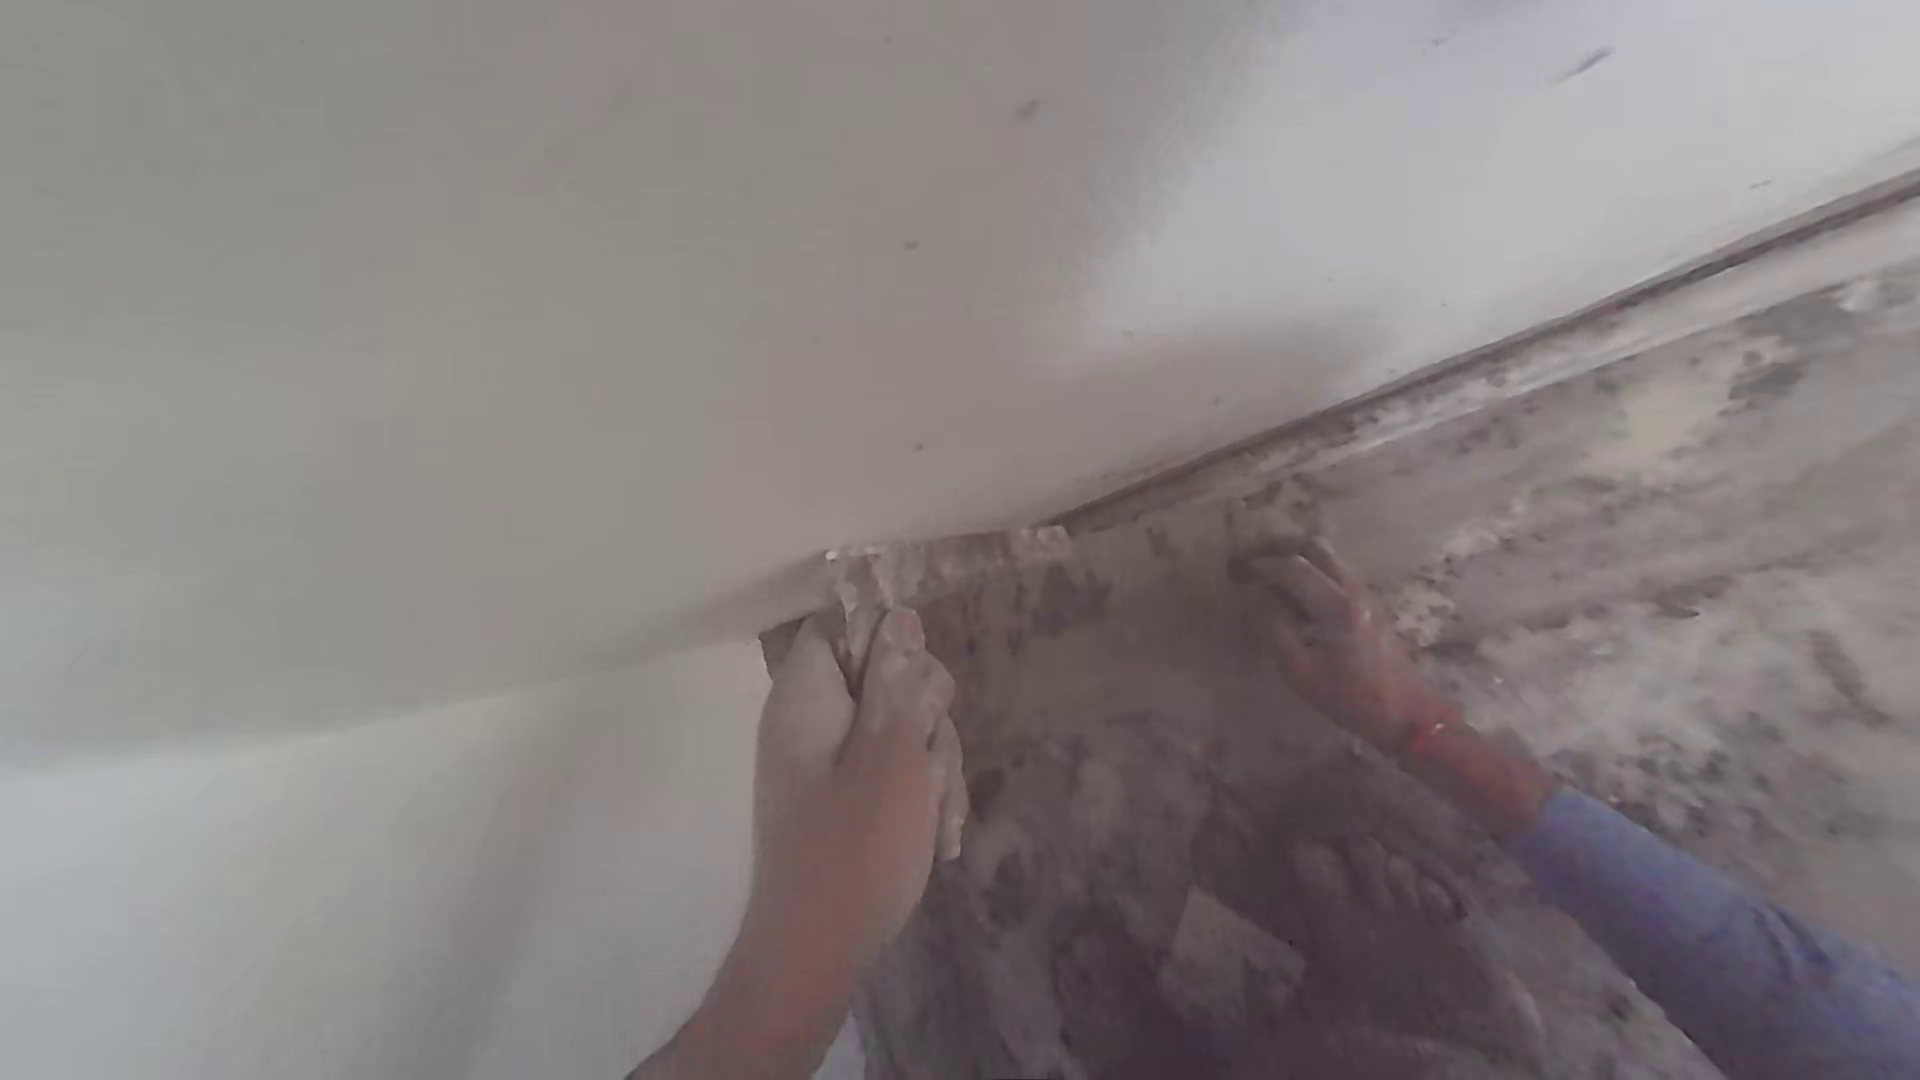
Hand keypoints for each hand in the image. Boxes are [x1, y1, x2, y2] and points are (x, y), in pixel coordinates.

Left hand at [746, 607, 965, 968]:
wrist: (819, 958)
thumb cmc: (855, 851)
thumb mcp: (892, 756)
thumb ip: (898, 683)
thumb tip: (900, 616)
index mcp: (809, 697)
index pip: (840, 627)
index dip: (887, 638)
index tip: (920, 683)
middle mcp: (817, 718)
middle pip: (887, 676)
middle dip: (926, 717)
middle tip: (929, 763)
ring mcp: (833, 757)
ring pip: (903, 724)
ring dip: (933, 764)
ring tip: (935, 815)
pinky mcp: (850, 790)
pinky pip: (897, 764)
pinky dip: (921, 792)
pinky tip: (937, 833)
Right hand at [1241, 537, 1456, 751]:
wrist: (1409, 715)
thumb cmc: (1349, 698)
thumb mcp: (1298, 671)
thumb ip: (1274, 627)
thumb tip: (1256, 595)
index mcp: (1336, 607)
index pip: (1292, 567)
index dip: (1260, 564)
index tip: (1236, 570)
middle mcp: (1353, 591)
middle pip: (1314, 546)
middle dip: (1277, 548)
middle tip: (1251, 561)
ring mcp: (1365, 595)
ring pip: (1327, 556)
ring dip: (1294, 556)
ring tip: (1267, 574)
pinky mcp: (1369, 604)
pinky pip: (1334, 571)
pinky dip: (1309, 569)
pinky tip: (1293, 592)